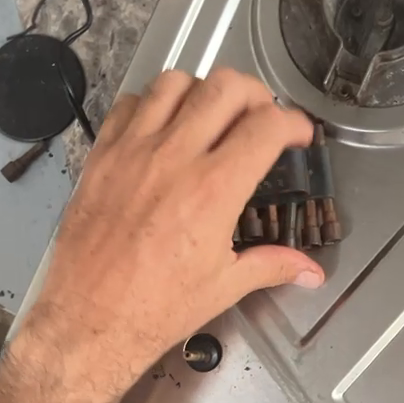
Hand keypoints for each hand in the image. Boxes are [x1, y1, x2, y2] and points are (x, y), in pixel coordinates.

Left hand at [12, 68, 323, 402]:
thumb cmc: (156, 309)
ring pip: (176, 82)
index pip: (266, 126)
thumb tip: (310, 272)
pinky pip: (130, 104)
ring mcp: (133, 152)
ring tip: (213, 114)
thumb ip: (273, 265)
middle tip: (261, 117)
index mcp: (214, 190)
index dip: (293, 122)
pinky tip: (163, 127)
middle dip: (255, 94)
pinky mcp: (102, 157)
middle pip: (225, 87)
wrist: (92, 320)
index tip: (297, 134)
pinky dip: (154, 103)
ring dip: (204, 90)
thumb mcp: (224, 286)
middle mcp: (174, 159)